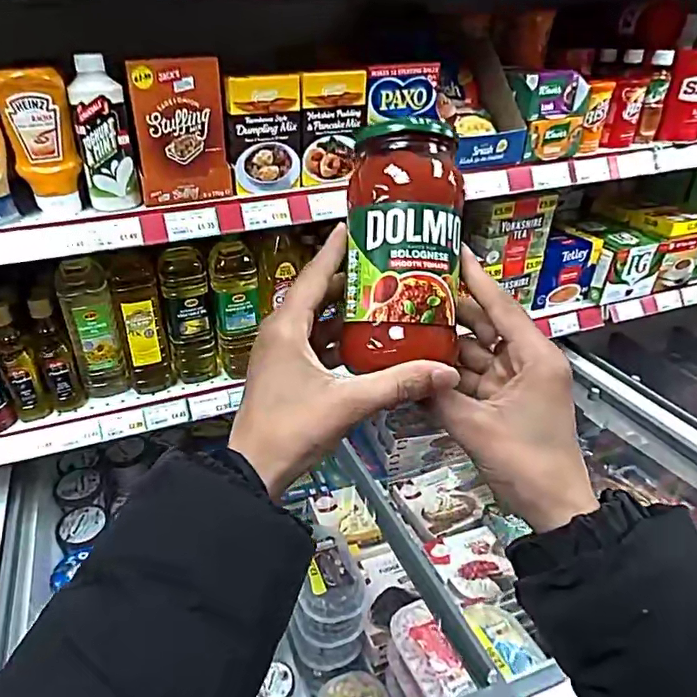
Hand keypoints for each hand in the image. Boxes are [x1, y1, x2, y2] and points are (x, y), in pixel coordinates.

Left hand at [230, 224, 458, 497]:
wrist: (255, 468)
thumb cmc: (289, 429)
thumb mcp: (348, 402)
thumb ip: (396, 383)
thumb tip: (441, 371)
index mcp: (287, 327)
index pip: (314, 275)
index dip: (335, 250)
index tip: (354, 227)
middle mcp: (280, 333)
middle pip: (317, 294)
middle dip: (349, 282)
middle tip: (384, 269)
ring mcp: (280, 353)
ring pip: (315, 320)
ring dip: (344, 311)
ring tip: (381, 302)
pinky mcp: (285, 372)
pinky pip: (314, 343)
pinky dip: (337, 337)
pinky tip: (364, 342)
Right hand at [427, 248, 597, 532]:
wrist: (554, 507)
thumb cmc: (527, 462)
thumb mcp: (477, 427)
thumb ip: (437, 397)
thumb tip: (405, 374)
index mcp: (534, 357)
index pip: (500, 306)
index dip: (475, 277)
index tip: (454, 249)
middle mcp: (526, 362)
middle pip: (484, 325)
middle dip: (452, 308)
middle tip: (414, 287)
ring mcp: (514, 382)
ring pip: (474, 352)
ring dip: (445, 342)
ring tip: (407, 320)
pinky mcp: (503, 400)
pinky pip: (471, 377)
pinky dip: (447, 372)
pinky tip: (418, 361)